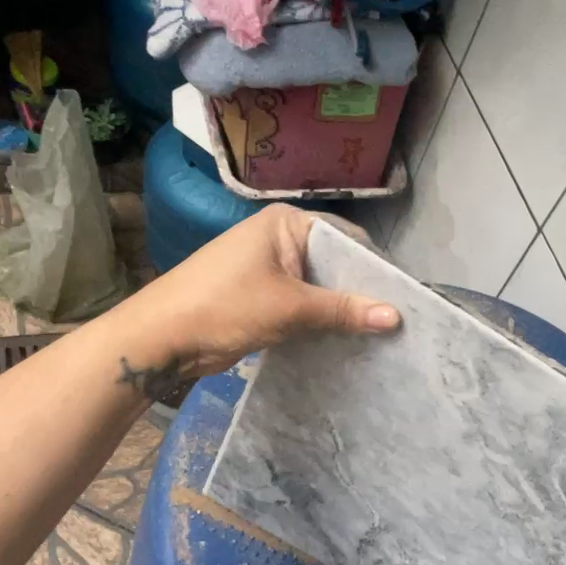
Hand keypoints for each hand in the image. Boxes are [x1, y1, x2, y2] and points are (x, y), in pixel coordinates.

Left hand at [108, 205, 399, 392]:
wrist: (161, 338)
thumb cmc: (225, 306)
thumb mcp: (291, 308)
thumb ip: (344, 311)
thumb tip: (396, 317)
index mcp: (287, 223)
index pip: (349, 239)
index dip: (376, 269)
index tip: (404, 299)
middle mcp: (282, 239)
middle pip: (337, 264)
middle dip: (362, 292)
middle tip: (397, 321)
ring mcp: (272, 269)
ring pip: (322, 288)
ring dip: (343, 310)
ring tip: (380, 334)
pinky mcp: (265, 297)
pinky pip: (307, 305)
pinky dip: (323, 321)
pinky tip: (347, 341)